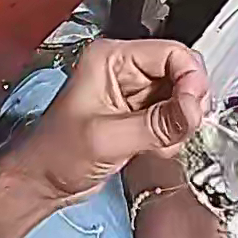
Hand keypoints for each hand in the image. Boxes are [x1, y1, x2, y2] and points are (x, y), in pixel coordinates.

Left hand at [21, 39, 208, 201]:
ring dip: (181, 121)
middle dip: (188, 102)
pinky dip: (175, 132)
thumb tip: (194, 111)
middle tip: (184, 127)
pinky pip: (175, 115)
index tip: (194, 108)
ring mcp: (135, 91)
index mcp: (111, 58)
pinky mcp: (142, 113)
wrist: (43, 183)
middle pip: (182, 72)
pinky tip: (157, 147)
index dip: (190, 79)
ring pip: (182, 96)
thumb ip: (156, 124)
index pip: (171, 53)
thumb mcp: (107, 137)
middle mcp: (126, 68)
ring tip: (162, 142)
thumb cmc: (57, 153)